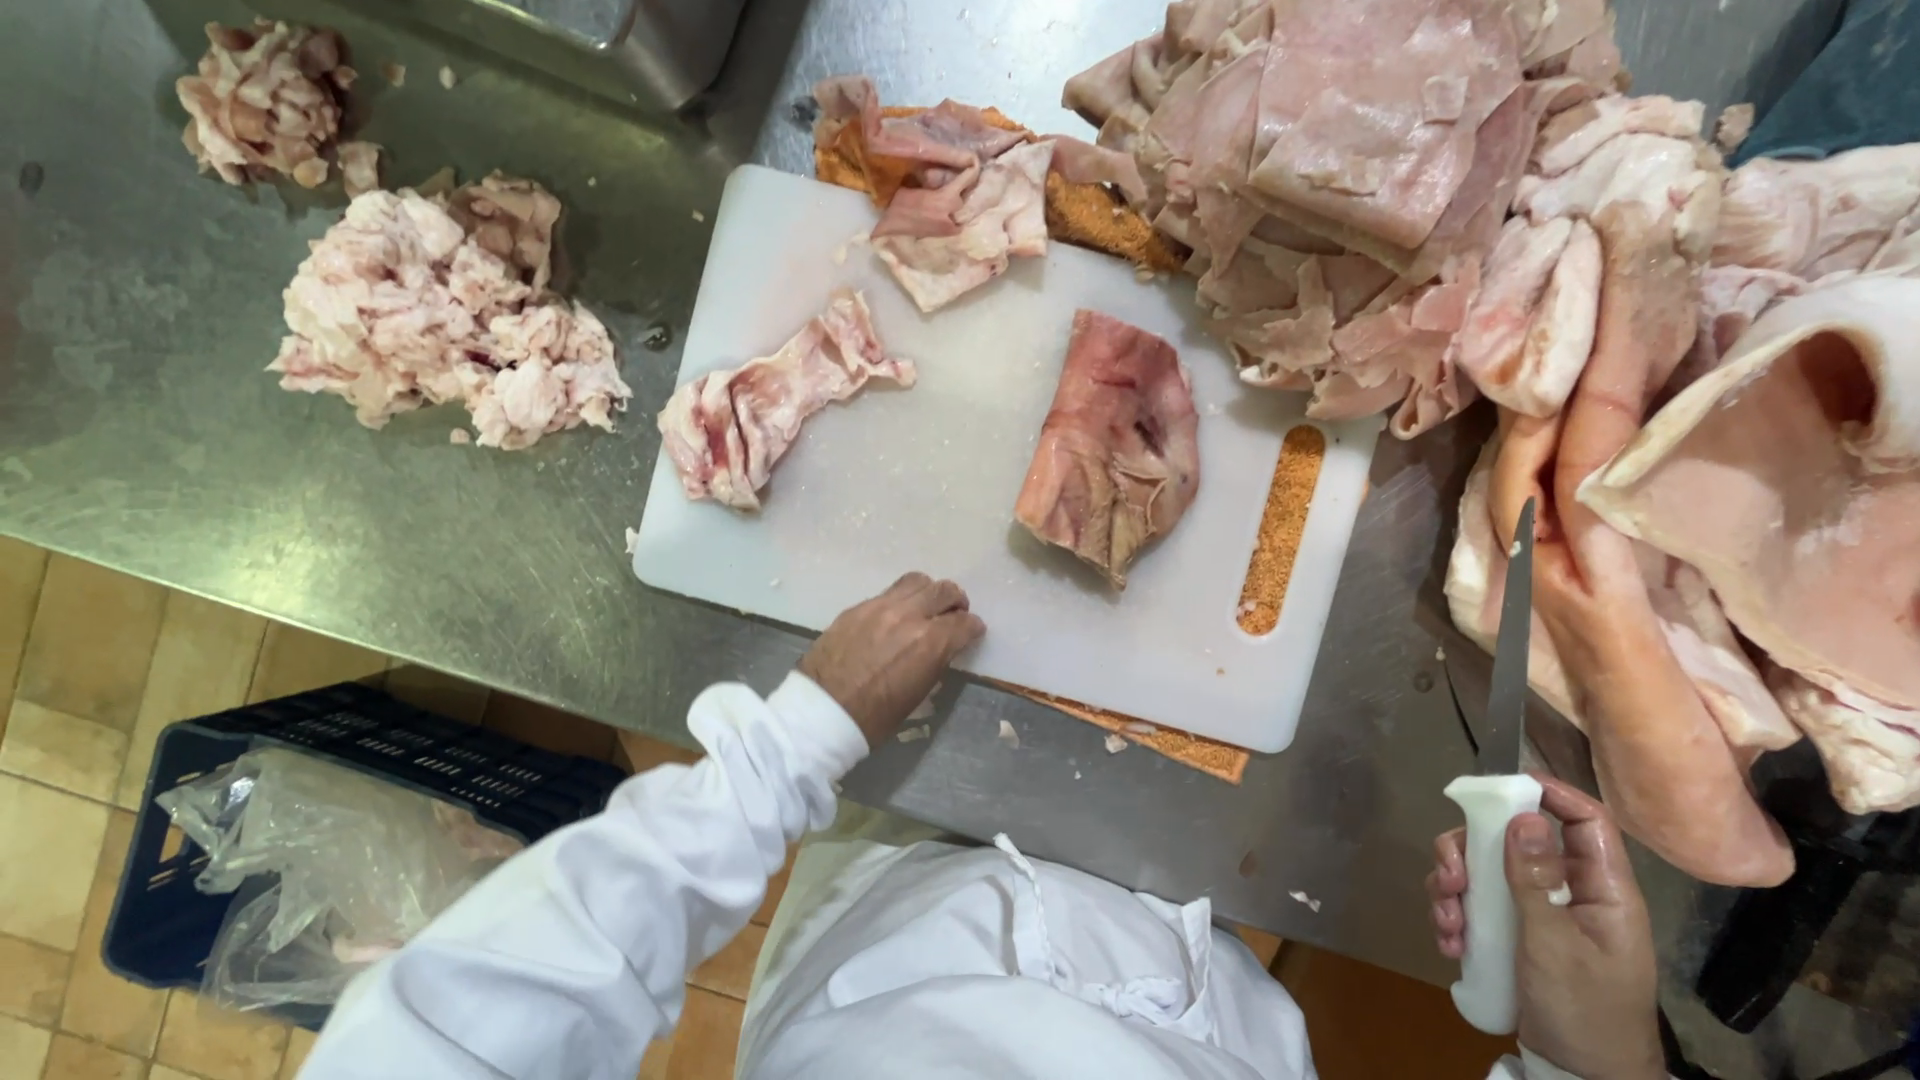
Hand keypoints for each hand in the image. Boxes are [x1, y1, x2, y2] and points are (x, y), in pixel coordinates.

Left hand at [797, 573, 985, 746]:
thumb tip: (942, 649)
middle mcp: (908, 616)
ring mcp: (880, 607)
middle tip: (954, 614)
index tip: (973, 632)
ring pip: (916, 581)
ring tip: (926, 606)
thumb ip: (934, 662)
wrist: (821, 712)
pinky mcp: (857, 607)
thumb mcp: (918, 695)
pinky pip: (888, 592)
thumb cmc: (874, 717)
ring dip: (929, 592)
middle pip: (944, 591)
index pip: (964, 623)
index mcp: (929, 643)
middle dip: (956, 602)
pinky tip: (896, 615)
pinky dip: (901, 599)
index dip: (973, 627)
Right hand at [1428, 776, 1662, 1079]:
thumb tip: (1523, 815)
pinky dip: (1455, 916)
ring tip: (1448, 923)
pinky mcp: (1513, 933)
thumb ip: (1537, 880)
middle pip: (1514, 840)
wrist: (1581, 1075)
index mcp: (1601, 889)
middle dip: (1470, 853)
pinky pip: (1475, 903)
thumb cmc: (1584, 1009)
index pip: (1585, 820)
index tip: (1498, 787)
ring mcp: (1539, 912)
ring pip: (1485, 870)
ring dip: (1454, 889)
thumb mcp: (1556, 945)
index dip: (1549, 794)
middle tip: (1449, 876)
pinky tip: (1451, 942)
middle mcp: (1569, 892)